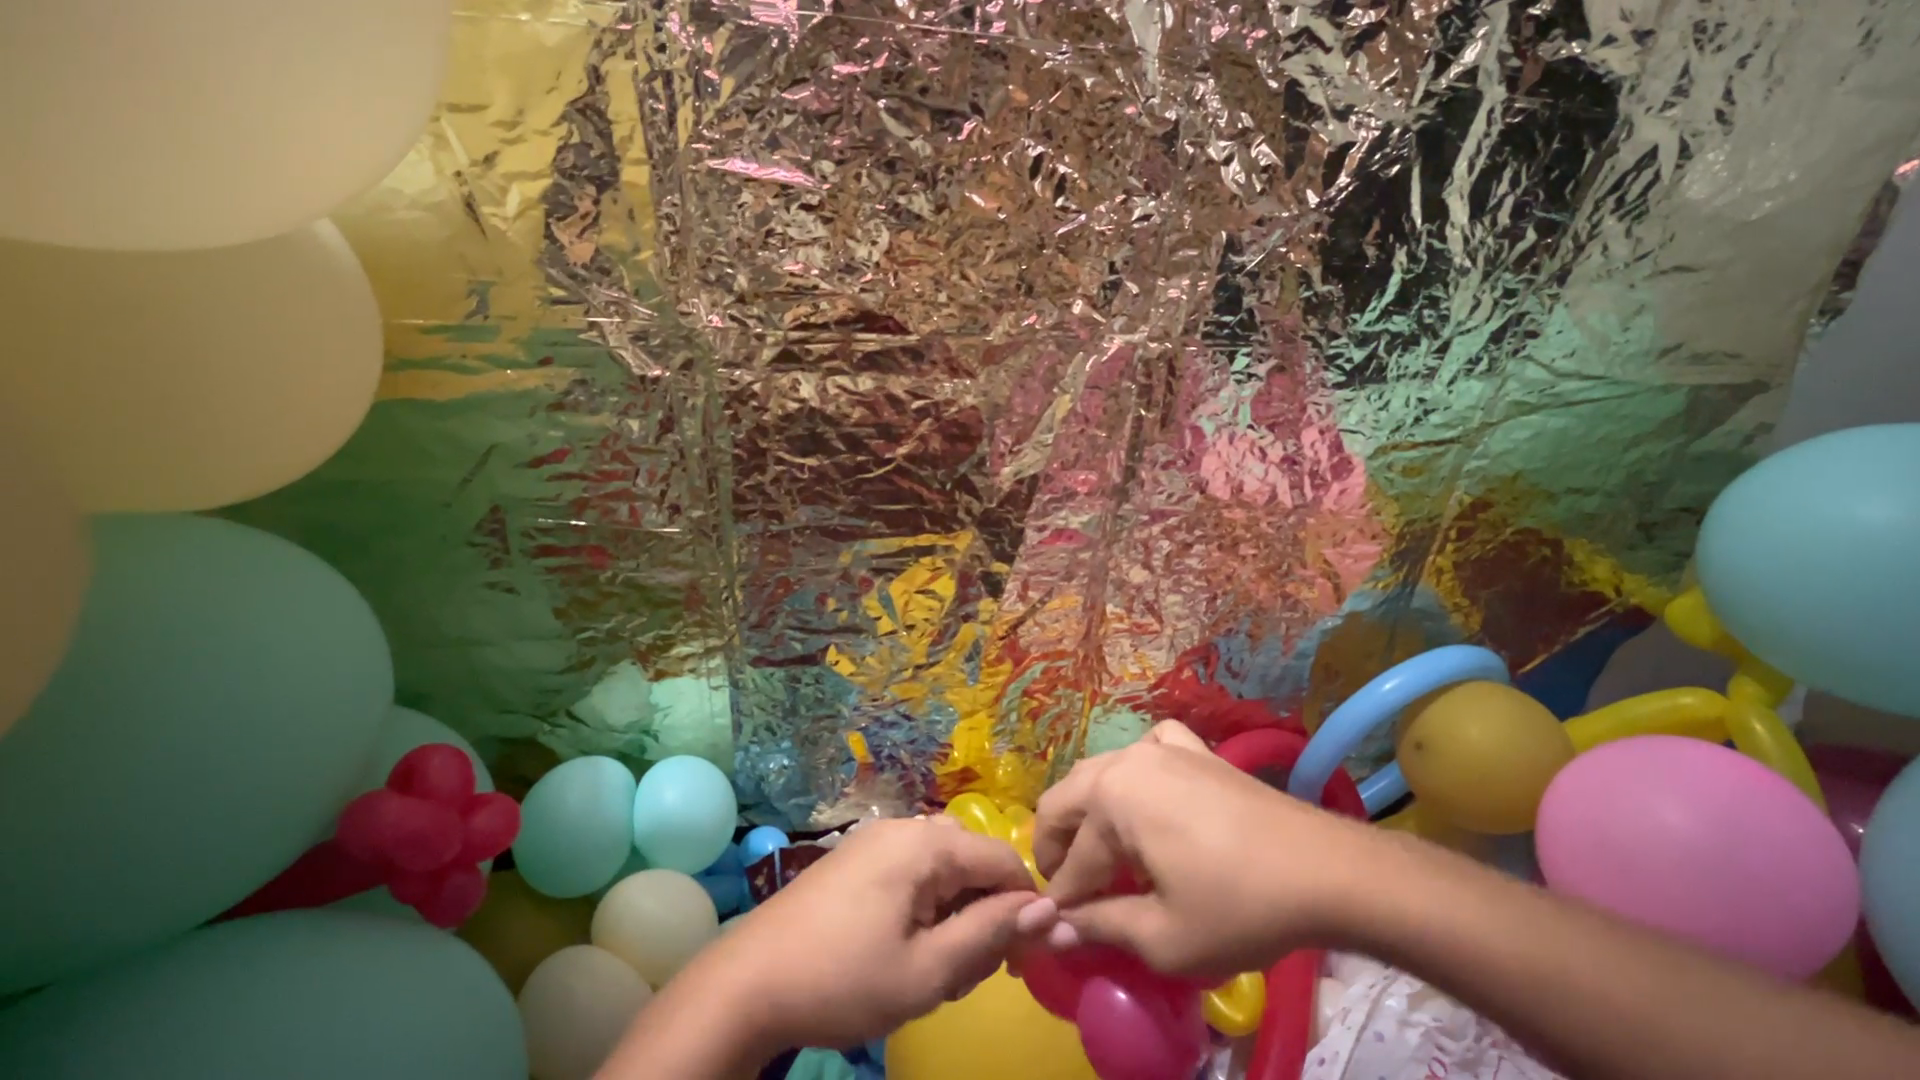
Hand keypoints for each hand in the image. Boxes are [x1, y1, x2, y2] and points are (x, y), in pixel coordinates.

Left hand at [680, 816, 1043, 1049]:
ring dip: (953, 919)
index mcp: (924, 844)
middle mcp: (902, 828)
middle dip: (983, 918)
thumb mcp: (928, 970)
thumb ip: (991, 934)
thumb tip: (1049, 910)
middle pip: (973, 864)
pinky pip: (911, 876)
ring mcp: (873, 842)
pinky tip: (904, 953)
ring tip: (932, 971)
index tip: (1019, 964)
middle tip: (964, 976)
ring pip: (943, 873)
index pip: (1004, 860)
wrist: (745, 986)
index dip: (1025, 910)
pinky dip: (924, 912)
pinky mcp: (853, 862)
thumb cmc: (842, 980)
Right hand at [1031, 721, 1376, 978]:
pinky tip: (1151, 795)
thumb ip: (1101, 927)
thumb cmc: (1239, 908)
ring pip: (1099, 772)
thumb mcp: (1163, 937)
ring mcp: (1161, 749)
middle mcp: (1125, 763)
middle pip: (1065, 801)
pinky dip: (1136, 769)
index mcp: (1109, 801)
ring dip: (1089, 813)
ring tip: (1105, 854)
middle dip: (1055, 848)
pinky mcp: (1196, 750)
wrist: (1326, 872)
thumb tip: (1055, 930)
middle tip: (1071, 892)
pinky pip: (1149, 747)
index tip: (1056, 932)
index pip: (1068, 862)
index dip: (1059, 904)